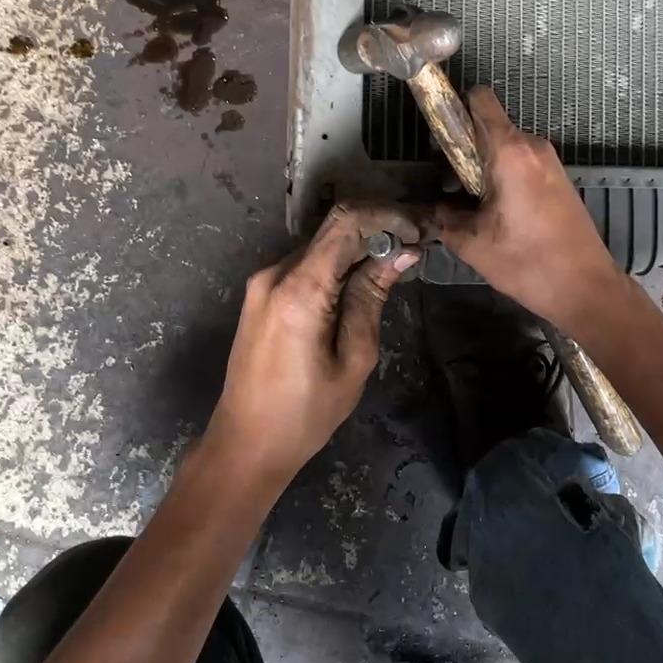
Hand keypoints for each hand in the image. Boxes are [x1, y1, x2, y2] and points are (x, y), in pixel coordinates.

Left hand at [208, 203, 420, 479]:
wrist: (244, 445)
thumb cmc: (305, 414)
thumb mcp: (354, 359)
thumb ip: (372, 297)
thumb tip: (402, 252)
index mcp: (299, 289)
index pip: (346, 222)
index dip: (387, 216)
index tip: (418, 231)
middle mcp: (274, 273)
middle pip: (333, 229)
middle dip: (377, 231)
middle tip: (414, 248)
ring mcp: (262, 282)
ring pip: (321, 246)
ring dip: (358, 249)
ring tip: (394, 267)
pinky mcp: (260, 294)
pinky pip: (306, 265)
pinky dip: (337, 266)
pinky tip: (361, 285)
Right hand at [430, 87, 629, 332]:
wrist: (586, 288)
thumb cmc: (529, 264)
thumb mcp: (473, 245)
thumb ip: (444, 218)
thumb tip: (433, 208)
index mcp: (510, 152)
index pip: (479, 100)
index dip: (453, 110)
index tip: (436, 140)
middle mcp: (532, 146)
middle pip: (487, 126)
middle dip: (461, 150)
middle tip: (446, 186)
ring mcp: (548, 161)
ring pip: (503, 146)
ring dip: (481, 167)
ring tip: (468, 205)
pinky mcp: (557, 177)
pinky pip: (520, 162)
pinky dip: (501, 175)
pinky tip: (493, 211)